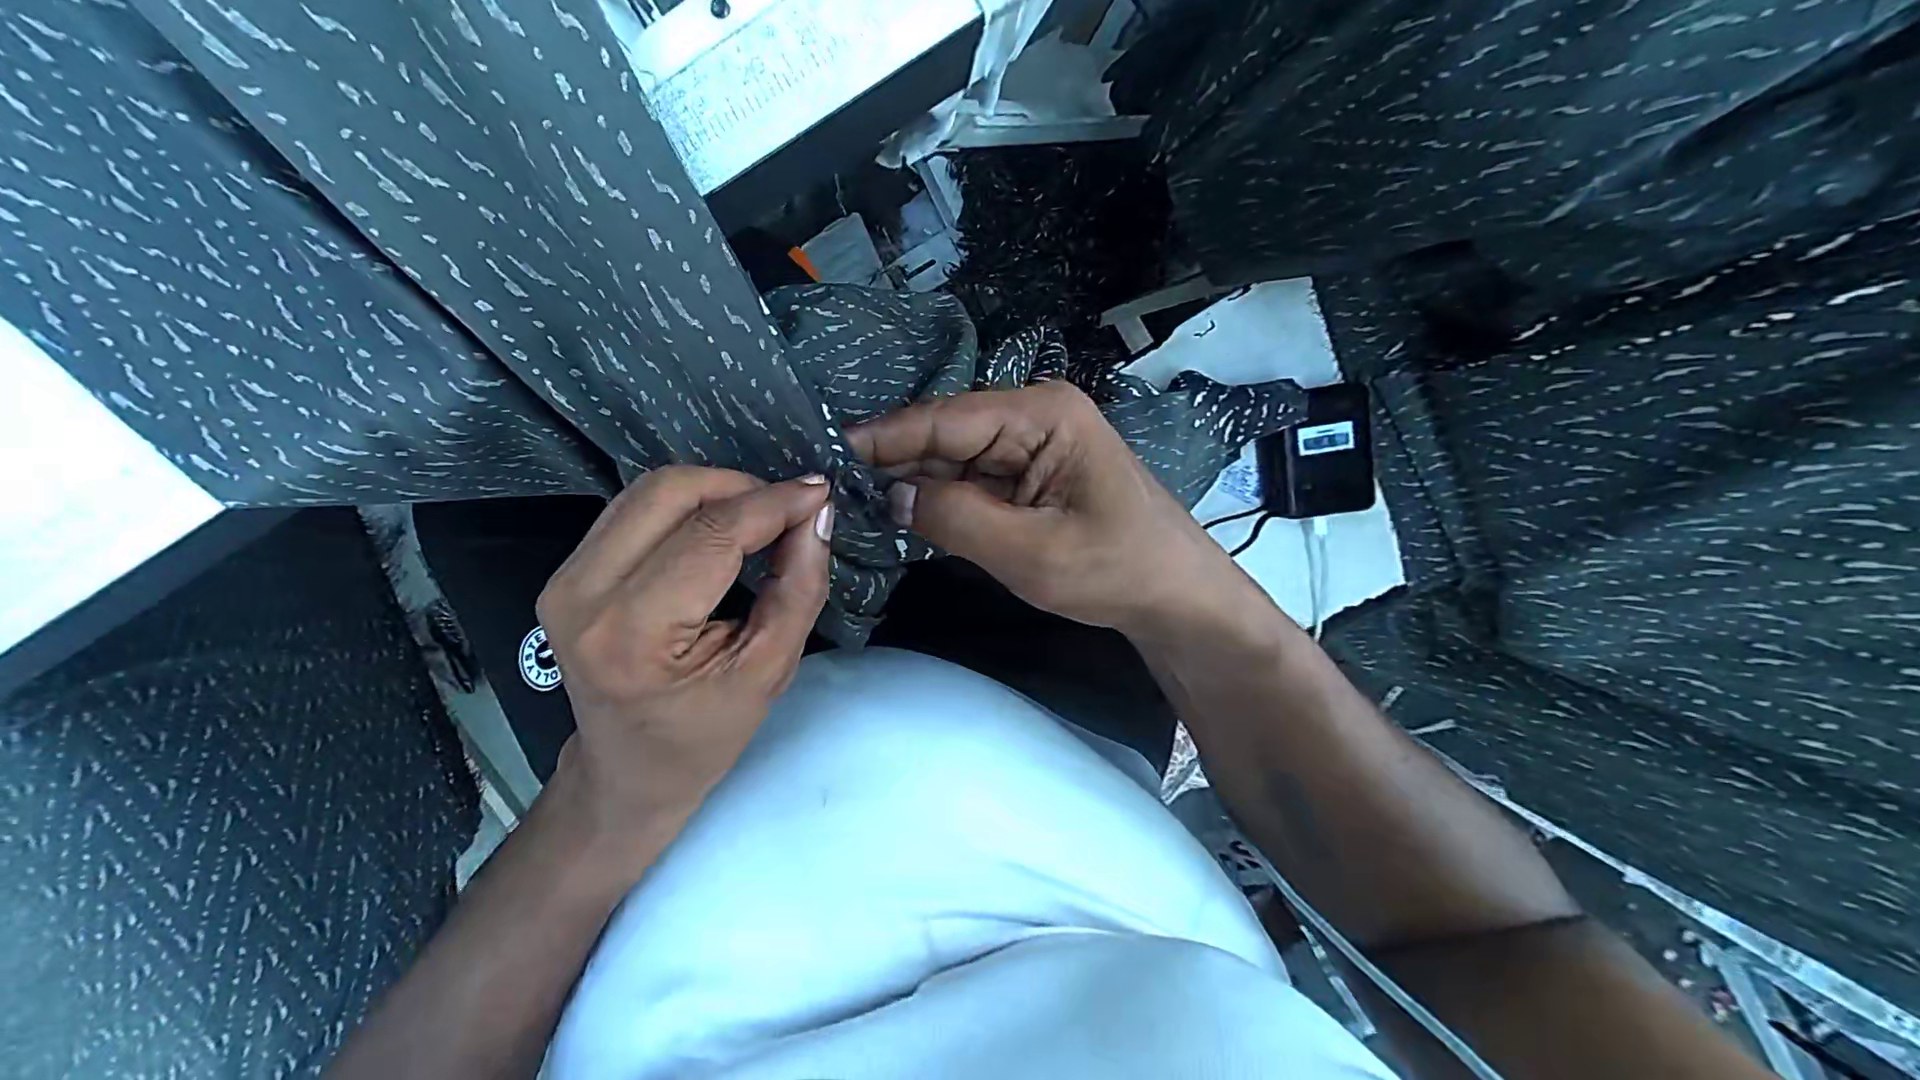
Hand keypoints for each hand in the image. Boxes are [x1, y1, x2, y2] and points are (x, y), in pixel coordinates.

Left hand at [534, 466, 832, 855]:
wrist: (626, 771)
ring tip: (762, 520)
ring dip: (717, 491)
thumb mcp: (770, 671)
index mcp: (633, 633)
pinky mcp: (567, 570)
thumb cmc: (703, 736)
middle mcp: (583, 594)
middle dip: (743, 487)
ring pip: (650, 489)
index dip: (774, 504)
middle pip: (671, 492)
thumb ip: (799, 589)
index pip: (712, 535)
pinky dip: (689, 504)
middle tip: (790, 511)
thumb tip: (817, 516)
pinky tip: (722, 528)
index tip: (820, 494)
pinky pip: (635, 507)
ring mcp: (565, 578)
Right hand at [847, 381, 1256, 638]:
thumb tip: (890, 496)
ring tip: (855, 500)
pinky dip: (941, 499)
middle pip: (947, 435)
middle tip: (833, 486)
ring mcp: (1033, 446)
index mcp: (1042, 414)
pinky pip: (974, 481)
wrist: (1175, 598)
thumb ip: (953, 518)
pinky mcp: (1032, 476)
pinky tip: (903, 512)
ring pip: (956, 459)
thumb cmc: (1115, 570)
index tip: (828, 453)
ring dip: (914, 483)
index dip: (884, 437)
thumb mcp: (1030, 552)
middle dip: (895, 462)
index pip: (945, 418)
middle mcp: (1034, 417)